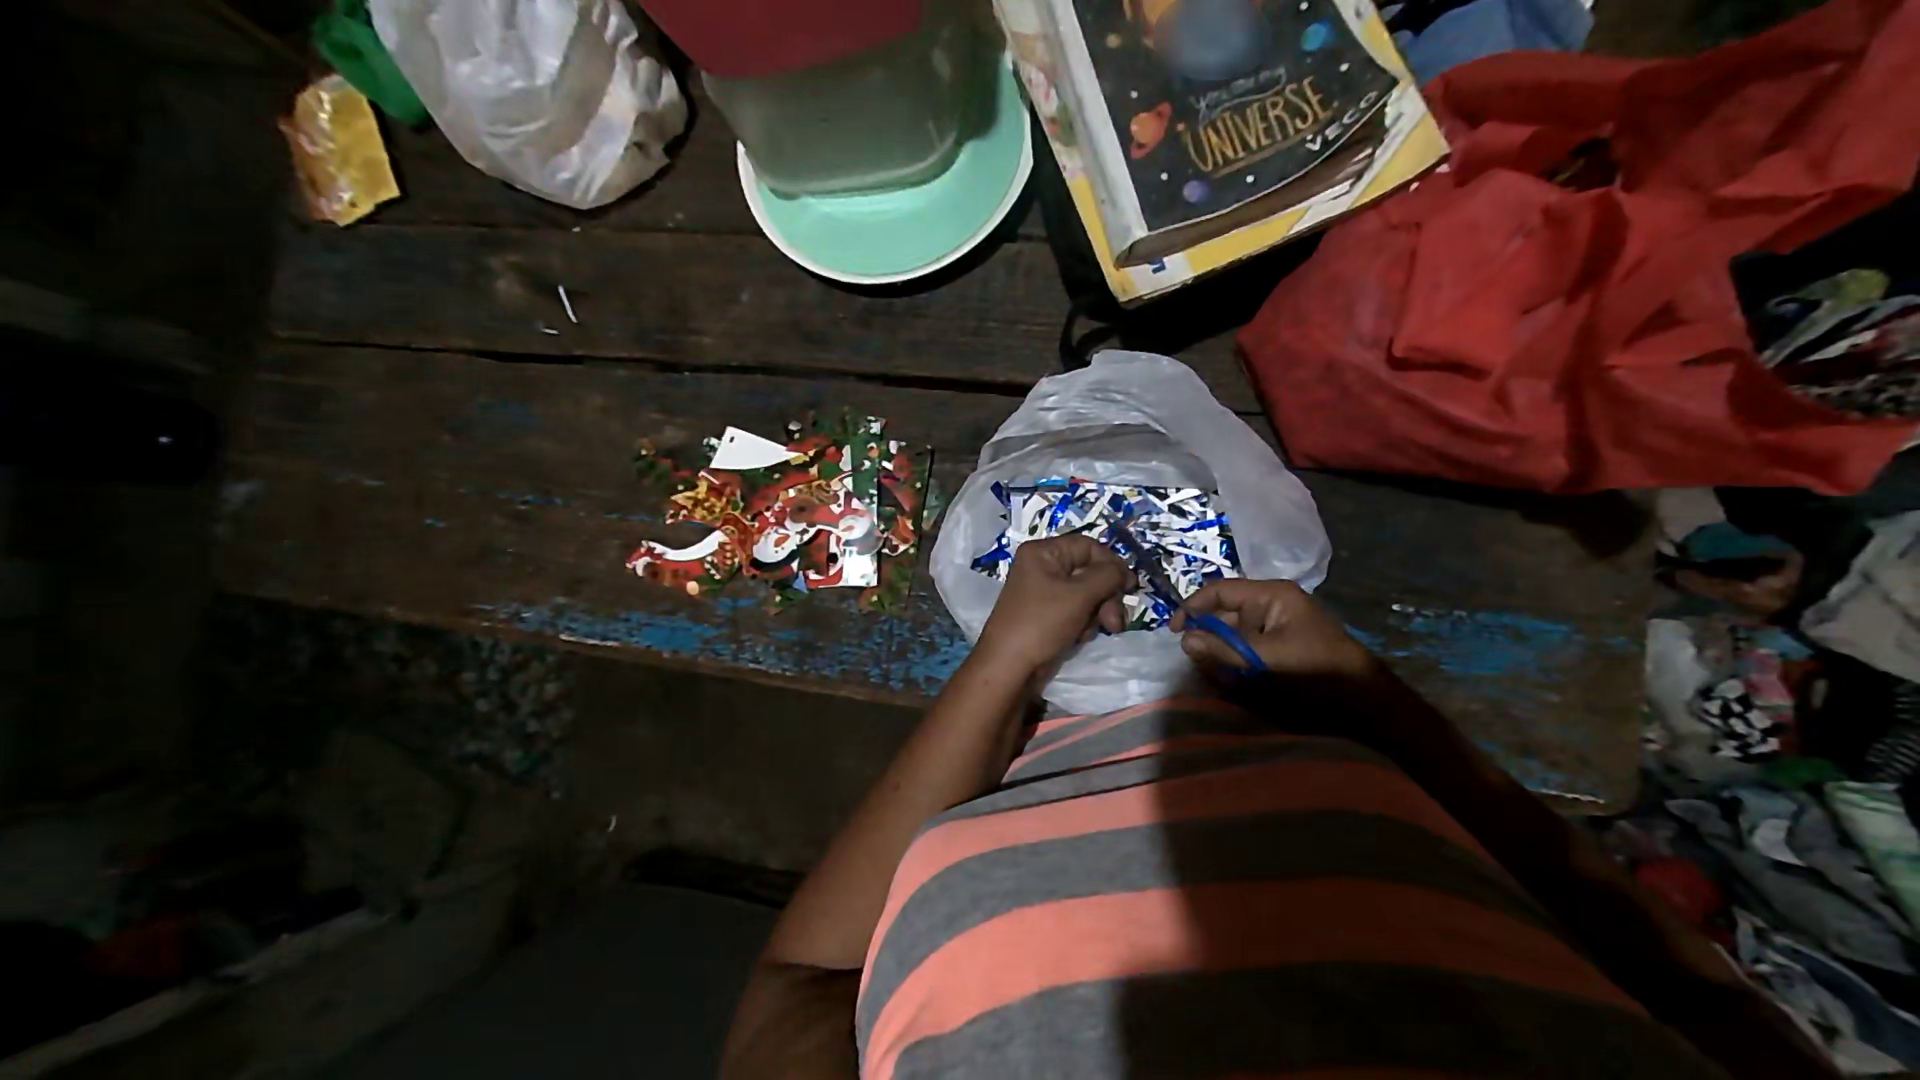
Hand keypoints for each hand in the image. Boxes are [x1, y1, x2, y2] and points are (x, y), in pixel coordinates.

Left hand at [975, 536, 1132, 675]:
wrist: (1010, 667)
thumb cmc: (1041, 623)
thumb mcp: (1079, 595)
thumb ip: (1107, 576)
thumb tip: (1124, 571)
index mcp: (1043, 553)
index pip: (1088, 546)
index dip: (1111, 564)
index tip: (1129, 586)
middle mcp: (1043, 568)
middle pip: (1090, 571)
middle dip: (1107, 595)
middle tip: (1115, 620)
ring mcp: (1046, 593)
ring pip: (1088, 594)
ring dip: (1099, 612)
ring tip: (1101, 630)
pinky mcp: (1049, 615)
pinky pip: (1078, 611)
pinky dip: (1085, 623)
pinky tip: (1080, 637)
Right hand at [1172, 579, 1376, 677]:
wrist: (1365, 697)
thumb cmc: (1317, 668)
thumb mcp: (1267, 657)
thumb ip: (1225, 648)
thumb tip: (1185, 640)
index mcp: (1271, 594)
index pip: (1220, 591)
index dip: (1193, 608)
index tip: (1174, 631)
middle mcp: (1271, 603)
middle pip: (1225, 612)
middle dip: (1207, 634)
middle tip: (1195, 659)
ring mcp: (1277, 624)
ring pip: (1233, 632)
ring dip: (1220, 651)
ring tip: (1213, 671)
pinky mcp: (1280, 644)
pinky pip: (1247, 646)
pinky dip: (1234, 659)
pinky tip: (1231, 676)